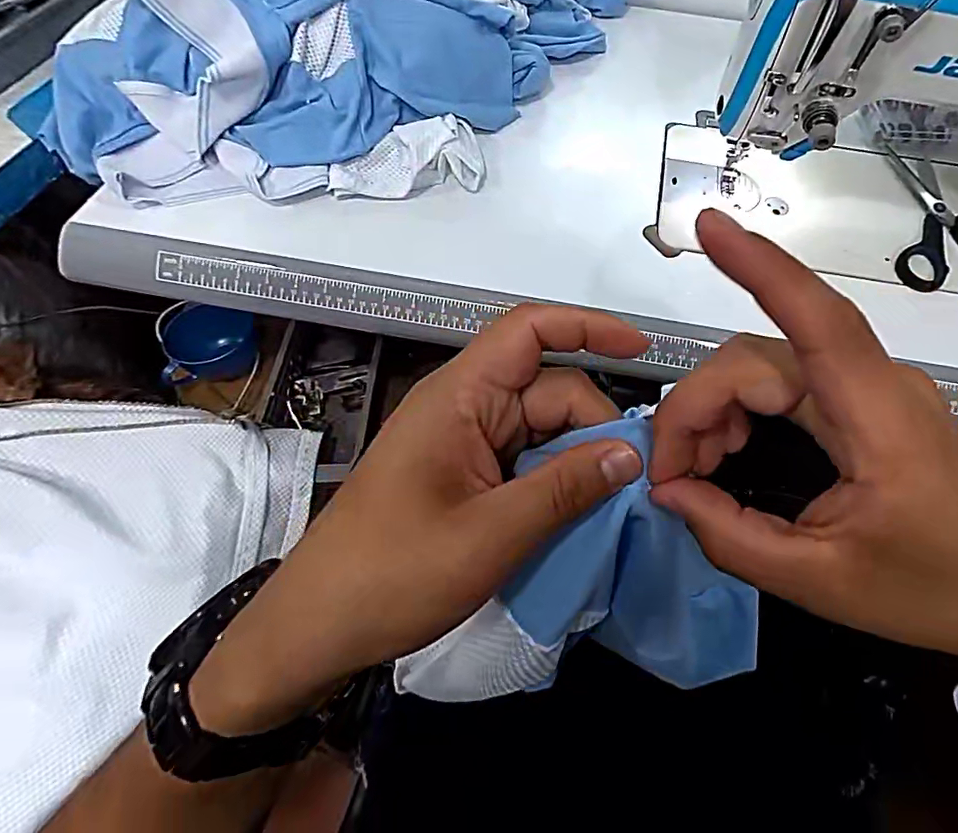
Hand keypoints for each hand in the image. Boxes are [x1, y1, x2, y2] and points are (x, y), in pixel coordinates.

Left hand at [192, 305, 648, 732]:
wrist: (315, 630)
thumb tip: (631, 453)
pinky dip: (558, 476)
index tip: (641, 351)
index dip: (588, 327)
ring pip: (544, 426)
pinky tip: (580, 509)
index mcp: (460, 396)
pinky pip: (528, 457)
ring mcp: (466, 440)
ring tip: (611, 500)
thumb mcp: (489, 535)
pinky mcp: (468, 471)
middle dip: (595, 424)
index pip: (529, 331)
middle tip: (633, 478)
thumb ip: (565, 489)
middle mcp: (466, 406)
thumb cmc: (390, 575)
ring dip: (579, 455)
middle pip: (550, 388)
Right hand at [649, 209, 957, 681]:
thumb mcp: (819, 584)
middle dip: (701, 405)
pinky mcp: (865, 396)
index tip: (711, 228)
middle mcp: (879, 383)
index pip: (821, 321)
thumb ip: (731, 537)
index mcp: (882, 422)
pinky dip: (745, 409)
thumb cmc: (931, 592)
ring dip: (719, 408)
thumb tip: (668, 492)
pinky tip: (732, 451)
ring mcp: (875, 384)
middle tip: (675, 475)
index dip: (763, 268)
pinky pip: (787, 380)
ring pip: (767, 364)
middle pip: (762, 356)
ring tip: (703, 469)